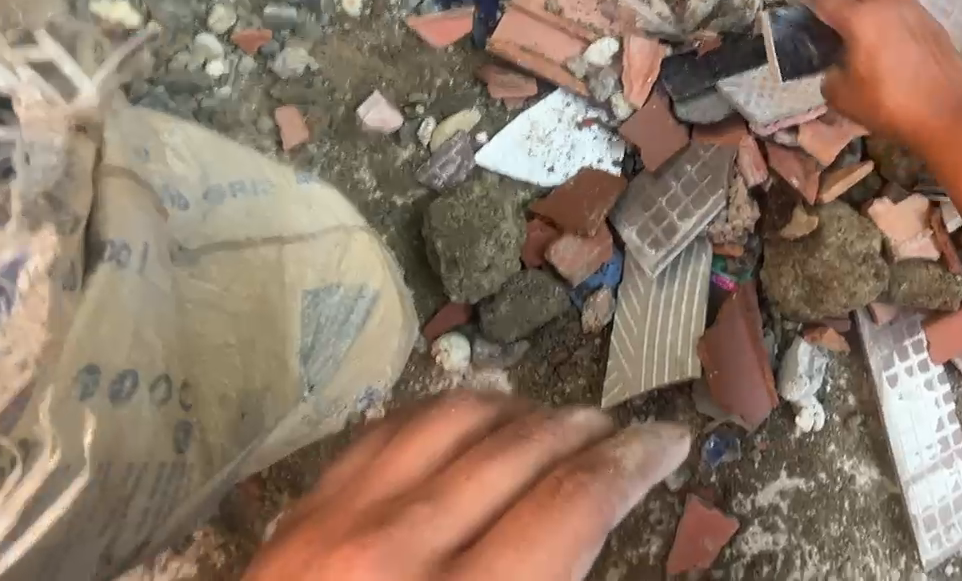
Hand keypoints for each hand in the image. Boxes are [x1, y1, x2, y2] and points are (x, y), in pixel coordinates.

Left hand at [244, 390, 689, 579]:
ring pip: (459, 418)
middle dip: (588, 428)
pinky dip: (449, 408)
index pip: (571, 505)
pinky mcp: (294, 519)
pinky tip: (478, 407)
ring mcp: (333, 526)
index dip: (632, 461)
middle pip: (523, 449)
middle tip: (620, 431)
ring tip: (559, 418)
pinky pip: (391, 428)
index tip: (667, 439)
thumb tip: (590, 534)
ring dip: (525, 408)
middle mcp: (394, 554)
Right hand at [804, 0, 961, 154]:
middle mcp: (887, 4)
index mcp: (860, 20)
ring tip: (864, 11)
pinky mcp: (932, 21)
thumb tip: (835, 68)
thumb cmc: (891, 107)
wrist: (948, 115)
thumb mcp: (844, 100)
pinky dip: (891, 4)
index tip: (802, 1)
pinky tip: (889, 31)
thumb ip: (831, 77)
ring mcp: (914, 9)